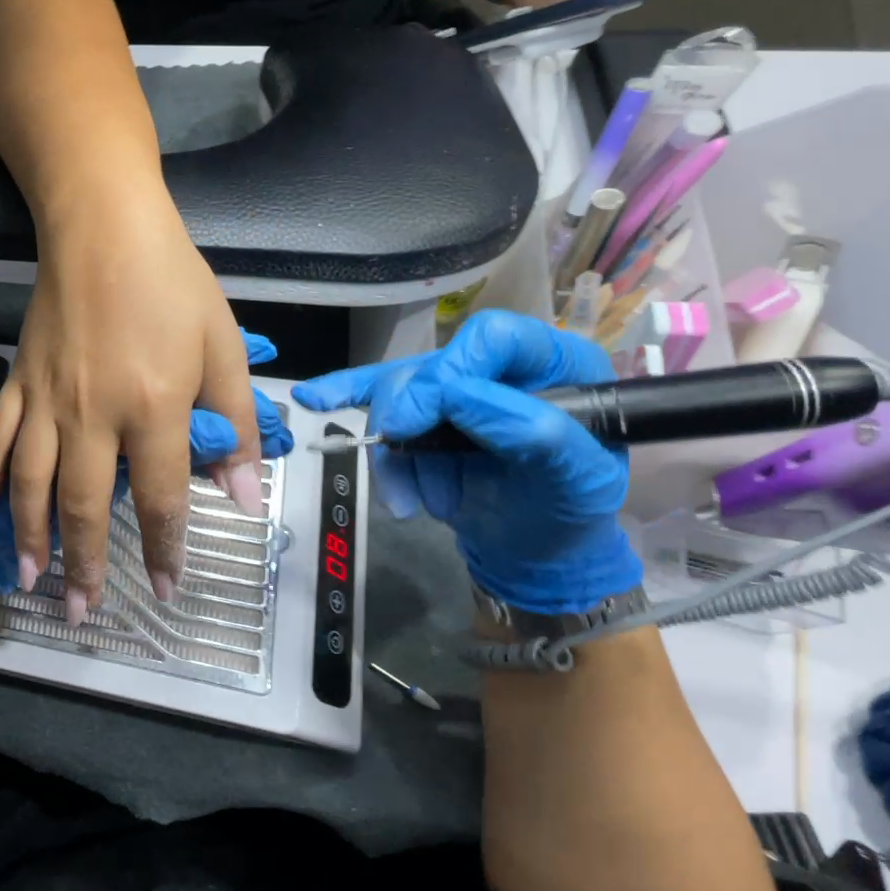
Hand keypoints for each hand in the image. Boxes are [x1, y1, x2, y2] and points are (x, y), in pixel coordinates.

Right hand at [0, 222, 261, 623]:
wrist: (103, 228)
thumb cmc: (172, 282)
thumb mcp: (223, 345)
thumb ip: (235, 423)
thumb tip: (242, 495)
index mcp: (154, 406)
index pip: (161, 497)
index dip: (165, 550)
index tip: (166, 590)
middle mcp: (93, 415)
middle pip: (85, 505)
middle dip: (86, 565)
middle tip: (82, 614)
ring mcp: (46, 400)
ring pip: (30, 482)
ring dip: (30, 538)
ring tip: (30, 583)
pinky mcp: (17, 381)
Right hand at [292, 311, 639, 614]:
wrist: (534, 552)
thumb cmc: (567, 514)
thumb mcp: (574, 478)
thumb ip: (531, 431)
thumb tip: (452, 395)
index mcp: (554, 364)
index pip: (493, 338)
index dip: (446, 373)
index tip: (411, 423)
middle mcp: (497, 367)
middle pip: (430, 368)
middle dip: (409, 421)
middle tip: (401, 462)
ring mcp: (452, 390)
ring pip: (394, 395)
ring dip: (391, 455)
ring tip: (409, 503)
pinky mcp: (417, 413)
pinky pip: (372, 394)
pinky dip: (342, 395)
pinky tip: (315, 398)